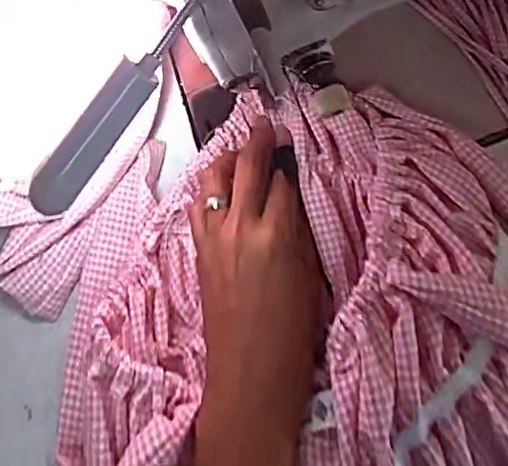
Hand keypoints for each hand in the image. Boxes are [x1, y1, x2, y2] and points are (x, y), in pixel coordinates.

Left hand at [190, 117, 323, 465]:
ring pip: (214, 178)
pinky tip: (221, 187)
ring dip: (228, 158)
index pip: (281, 180)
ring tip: (240, 151)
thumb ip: (300, 230)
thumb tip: (294, 196)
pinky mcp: (199, 251)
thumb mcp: (309, 278)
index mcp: (275, 236)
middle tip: (266, 126)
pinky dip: (211, 188)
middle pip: (246, 167)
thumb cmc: (291, 338)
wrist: (249, 381)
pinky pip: (200, 205)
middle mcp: (240, 228)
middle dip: (258, 140)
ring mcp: (214, 238)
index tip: (292, 146)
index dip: (288, 160)